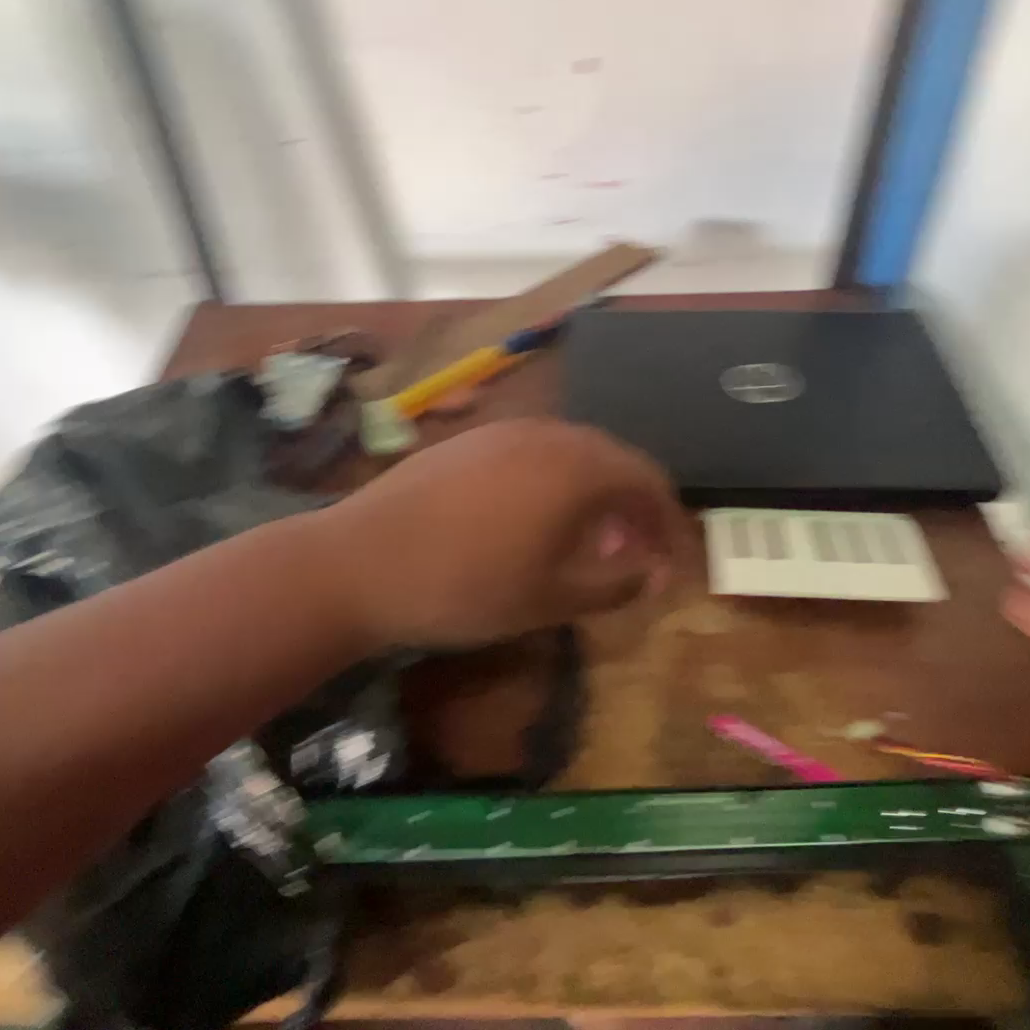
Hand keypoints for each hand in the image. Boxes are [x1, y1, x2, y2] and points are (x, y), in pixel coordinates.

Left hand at [309, 418, 686, 649]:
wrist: (359, 563)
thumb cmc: (467, 586)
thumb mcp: (553, 599)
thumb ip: (616, 583)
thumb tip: (652, 573)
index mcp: (578, 464)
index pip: (649, 481)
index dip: (669, 525)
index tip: (670, 567)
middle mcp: (546, 433)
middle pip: (612, 461)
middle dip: (632, 509)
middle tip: (632, 557)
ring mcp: (500, 430)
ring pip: (569, 455)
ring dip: (591, 496)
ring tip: (585, 543)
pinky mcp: (465, 441)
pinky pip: (530, 454)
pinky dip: (551, 485)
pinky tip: (531, 523)